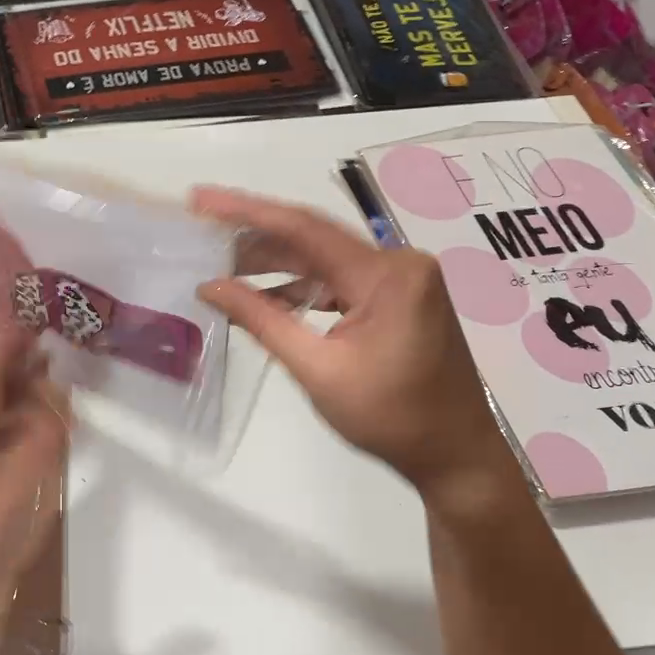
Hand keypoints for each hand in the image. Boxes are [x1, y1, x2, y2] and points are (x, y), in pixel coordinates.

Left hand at [0, 328, 66, 608]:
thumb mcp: (17, 483)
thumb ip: (40, 442)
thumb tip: (58, 413)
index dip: (6, 341)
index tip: (31, 320)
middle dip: (14, 359)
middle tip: (47, 342)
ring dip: (17, 387)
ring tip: (47, 374)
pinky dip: (17, 417)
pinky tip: (37, 427)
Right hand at [192, 187, 519, 505]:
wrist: (454, 455)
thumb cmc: (391, 417)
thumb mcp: (316, 369)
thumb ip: (262, 320)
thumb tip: (210, 286)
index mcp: (387, 275)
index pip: (304, 229)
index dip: (245, 211)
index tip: (200, 199)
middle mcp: (399, 264)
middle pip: (312, 239)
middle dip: (253, 237)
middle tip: (200, 232)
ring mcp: (401, 280)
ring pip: (322, 260)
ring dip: (273, 265)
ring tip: (219, 266)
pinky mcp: (396, 299)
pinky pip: (337, 280)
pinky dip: (299, 287)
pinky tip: (261, 297)